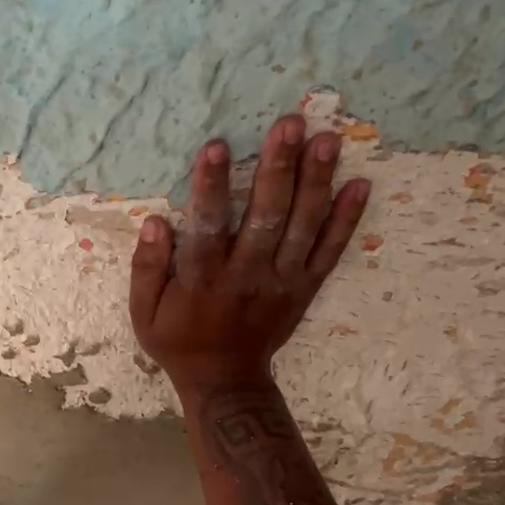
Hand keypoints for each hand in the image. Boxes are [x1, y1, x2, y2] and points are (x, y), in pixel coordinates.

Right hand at [130, 114, 370, 389]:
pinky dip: (348, 219)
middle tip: (289, 124)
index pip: (207, 225)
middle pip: (265, 216)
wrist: (225, 380)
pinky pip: (330, 250)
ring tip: (327, 139)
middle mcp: (246, 275)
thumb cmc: (178, 342)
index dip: (210, 185)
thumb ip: (146, 269)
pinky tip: (361, 183)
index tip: (216, 146)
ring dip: (316, 181)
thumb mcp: (144, 313)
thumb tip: (154, 222)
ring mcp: (282, 281)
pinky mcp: (306, 287)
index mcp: (202, 280)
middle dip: (277, 168)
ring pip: (302, 226)